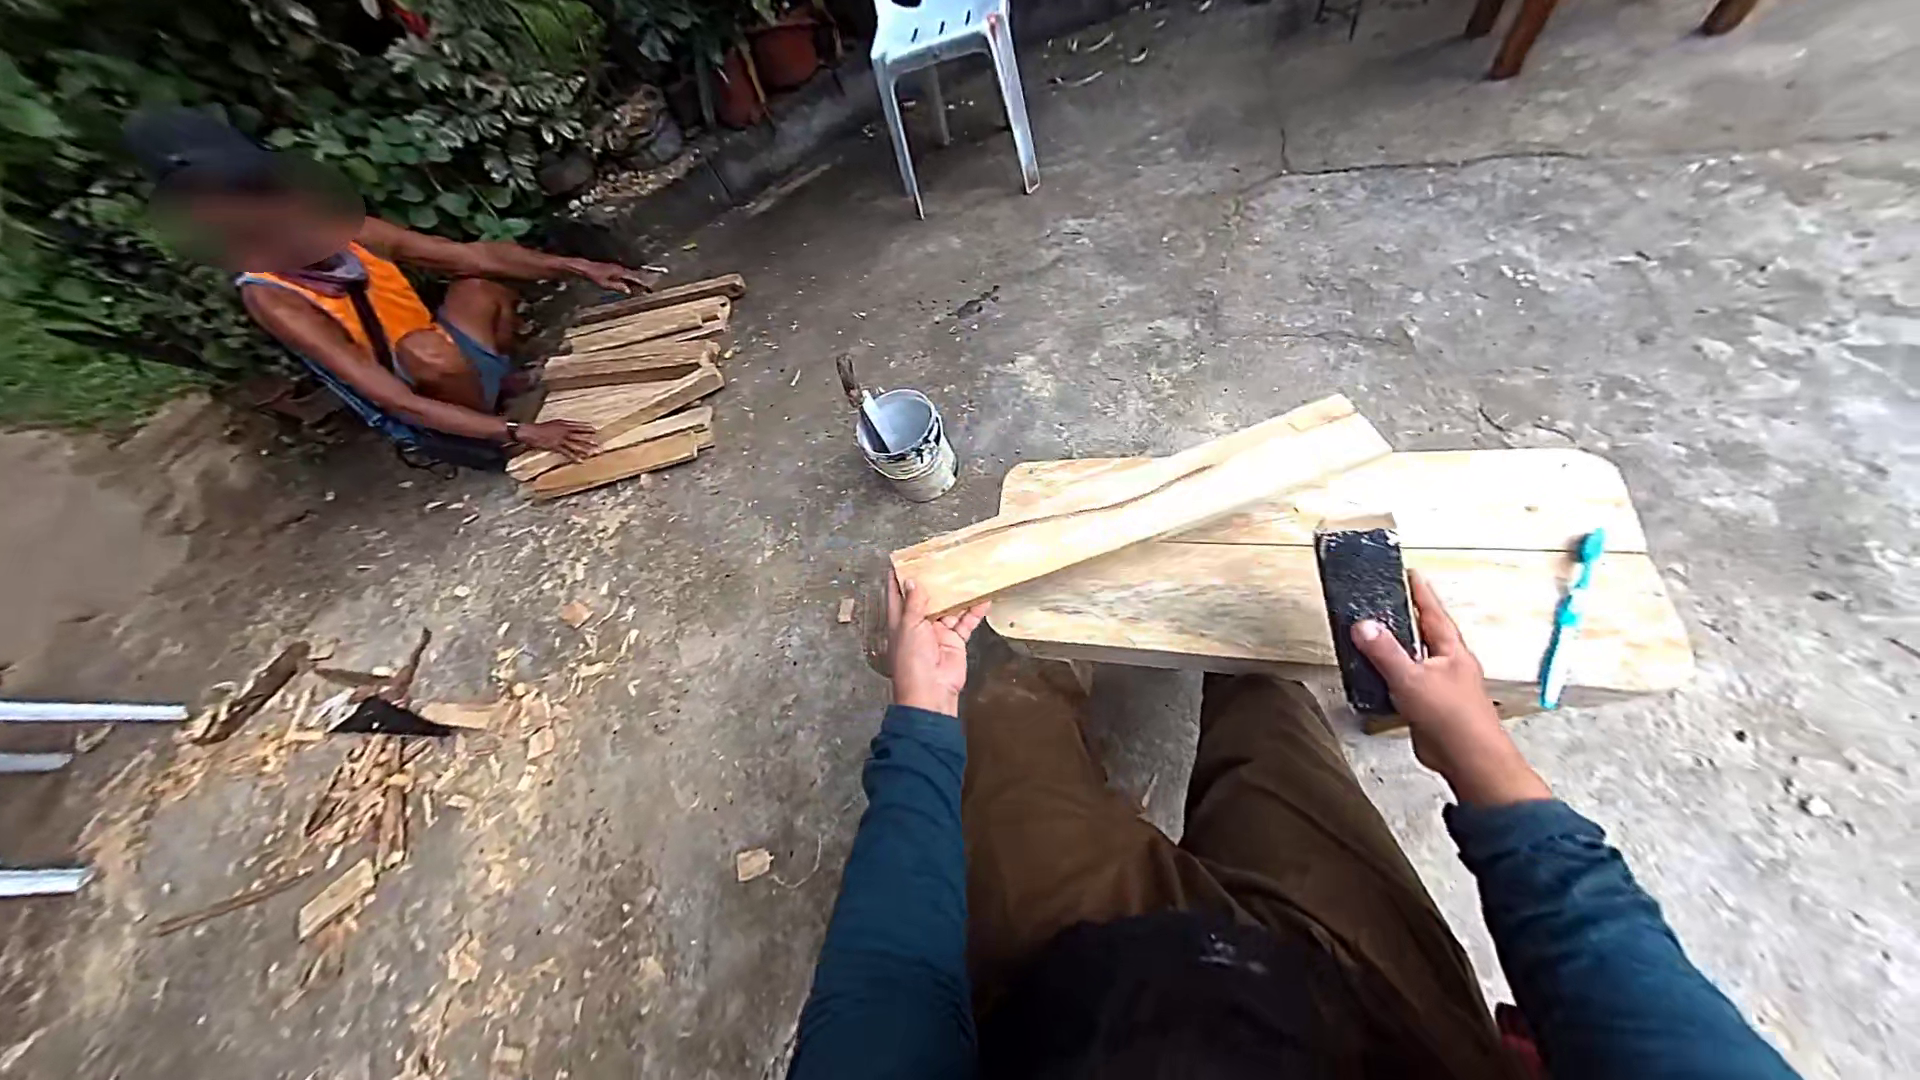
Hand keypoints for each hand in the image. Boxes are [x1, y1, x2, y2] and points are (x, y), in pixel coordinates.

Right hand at [515, 419, 598, 460]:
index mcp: (563, 424)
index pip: (578, 425)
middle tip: (599, 444)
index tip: (595, 429)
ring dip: (585, 449)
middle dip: (590, 440)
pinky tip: (581, 461)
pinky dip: (574, 457)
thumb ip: (562, 425)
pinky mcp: (555, 446)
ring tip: (594, 453)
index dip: (586, 427)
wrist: (528, 431)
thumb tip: (570, 428)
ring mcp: (560, 439)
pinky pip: (567, 453)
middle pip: (579, 436)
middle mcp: (563, 431)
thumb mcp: (552, 423)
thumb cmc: (539, 428)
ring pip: (575, 445)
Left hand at [574, 260, 654, 293]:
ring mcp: (617, 267)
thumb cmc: (594, 275)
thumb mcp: (605, 283)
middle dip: (642, 281)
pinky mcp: (614, 268)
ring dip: (637, 279)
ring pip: (630, 274)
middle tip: (650, 288)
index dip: (643, 282)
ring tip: (643, 286)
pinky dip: (631, 278)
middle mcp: (620, 268)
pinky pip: (626, 273)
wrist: (585, 266)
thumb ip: (618, 286)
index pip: (635, 277)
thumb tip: (628, 290)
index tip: (649, 288)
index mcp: (619, 271)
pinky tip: (632, 283)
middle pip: (634, 275)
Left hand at [887, 571, 988, 716]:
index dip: (899, 577)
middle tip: (944, 560)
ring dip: (958, 595)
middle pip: (927, 598)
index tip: (904, 559)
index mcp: (901, 620)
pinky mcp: (955, 640)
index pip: (897, 594)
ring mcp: (938, 632)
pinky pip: (966, 622)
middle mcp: (919, 624)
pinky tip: (984, 599)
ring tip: (969, 575)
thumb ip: (914, 603)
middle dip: (935, 582)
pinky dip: (974, 612)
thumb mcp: (910, 627)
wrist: (931, 691)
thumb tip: (912, 581)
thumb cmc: (912, 661)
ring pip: (949, 608)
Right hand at [1350, 570, 1550, 806]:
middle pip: (1427, 633)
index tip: (1411, 574)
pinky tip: (1376, 673)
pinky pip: (1406, 678)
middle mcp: (1448, 665)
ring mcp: (1440, 685)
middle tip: (1390, 598)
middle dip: (1410, 616)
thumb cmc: (1451, 718)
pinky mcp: (1429, 704)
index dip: (1421, 593)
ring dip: (1398, 645)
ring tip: (1377, 631)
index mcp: (1452, 652)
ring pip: (1416, 656)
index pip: (1433, 614)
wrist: (1469, 761)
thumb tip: (1363, 624)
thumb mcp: (1410, 678)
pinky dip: (1391, 671)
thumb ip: (1384, 651)